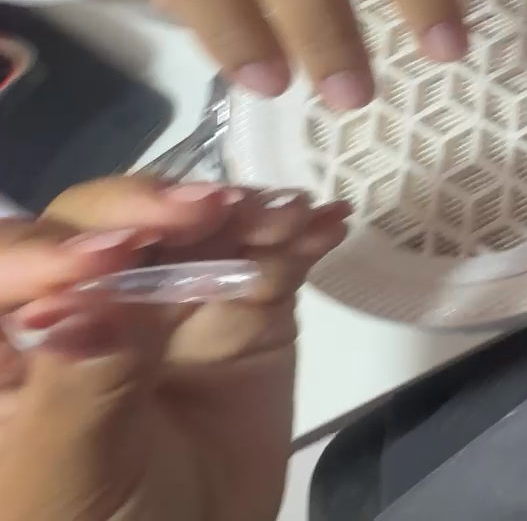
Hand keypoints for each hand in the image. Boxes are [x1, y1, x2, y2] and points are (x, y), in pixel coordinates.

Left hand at [0, 179, 348, 520]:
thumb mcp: (65, 486)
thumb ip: (75, 394)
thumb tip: (79, 304)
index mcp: (7, 353)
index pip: (4, 271)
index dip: (49, 249)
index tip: (119, 255)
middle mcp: (88, 312)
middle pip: (101, 225)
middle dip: (155, 207)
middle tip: (216, 210)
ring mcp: (177, 307)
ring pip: (201, 230)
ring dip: (246, 210)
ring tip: (291, 216)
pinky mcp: (253, 310)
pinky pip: (277, 257)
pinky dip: (305, 233)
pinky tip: (328, 225)